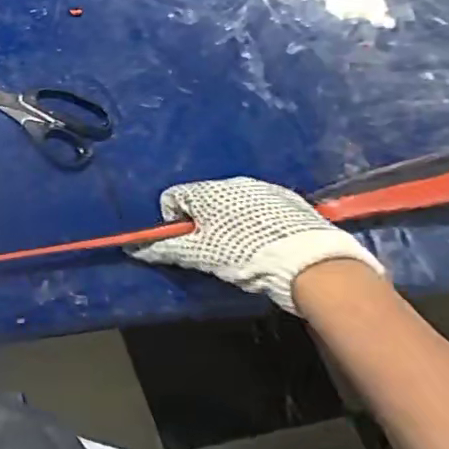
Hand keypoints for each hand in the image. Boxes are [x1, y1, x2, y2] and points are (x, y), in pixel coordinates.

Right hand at [128, 178, 385, 314]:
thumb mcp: (198, 254)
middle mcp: (234, 183)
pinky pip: (260, 207)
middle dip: (202, 220)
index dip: (174, 221)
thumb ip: (163, 248)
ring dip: (229, 219)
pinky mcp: (294, 201)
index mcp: (206, 191)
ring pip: (233, 203)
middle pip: (203, 199)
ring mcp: (267, 190)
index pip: (172, 198)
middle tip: (212, 245)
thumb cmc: (243, 253)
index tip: (187, 241)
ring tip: (241, 244)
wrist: (314, 265)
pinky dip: (255, 220)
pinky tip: (265, 240)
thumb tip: (134, 249)